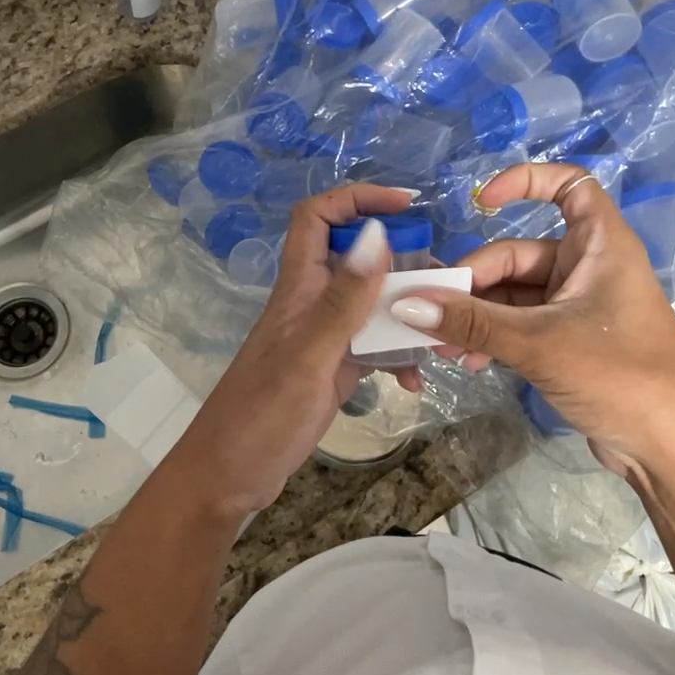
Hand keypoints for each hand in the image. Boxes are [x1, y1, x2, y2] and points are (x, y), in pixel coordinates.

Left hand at [163, 184, 415, 516]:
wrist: (230, 476)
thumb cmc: (260, 416)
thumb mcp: (308, 356)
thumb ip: (344, 300)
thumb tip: (376, 234)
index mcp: (299, 288)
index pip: (318, 218)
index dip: (357, 199)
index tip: (406, 206)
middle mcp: (313, 303)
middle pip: (359, 258)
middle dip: (402, 263)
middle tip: (443, 283)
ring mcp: (325, 338)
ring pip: (373, 305)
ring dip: (408, 314)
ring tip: (444, 336)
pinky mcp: (335, 369)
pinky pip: (375, 349)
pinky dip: (399, 358)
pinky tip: (416, 382)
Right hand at [387, 163, 674, 480]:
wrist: (673, 449)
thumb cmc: (620, 375)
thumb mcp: (538, 343)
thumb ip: (470, 322)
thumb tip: (406, 304)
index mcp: (600, 246)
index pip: (568, 184)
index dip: (525, 181)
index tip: (480, 203)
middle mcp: (588, 267)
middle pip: (517, 255)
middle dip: (473, 284)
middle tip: (433, 314)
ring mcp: (578, 306)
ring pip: (512, 295)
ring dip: (477, 318)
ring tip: (444, 347)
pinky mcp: (569, 341)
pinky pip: (519, 325)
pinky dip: (493, 337)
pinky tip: (469, 361)